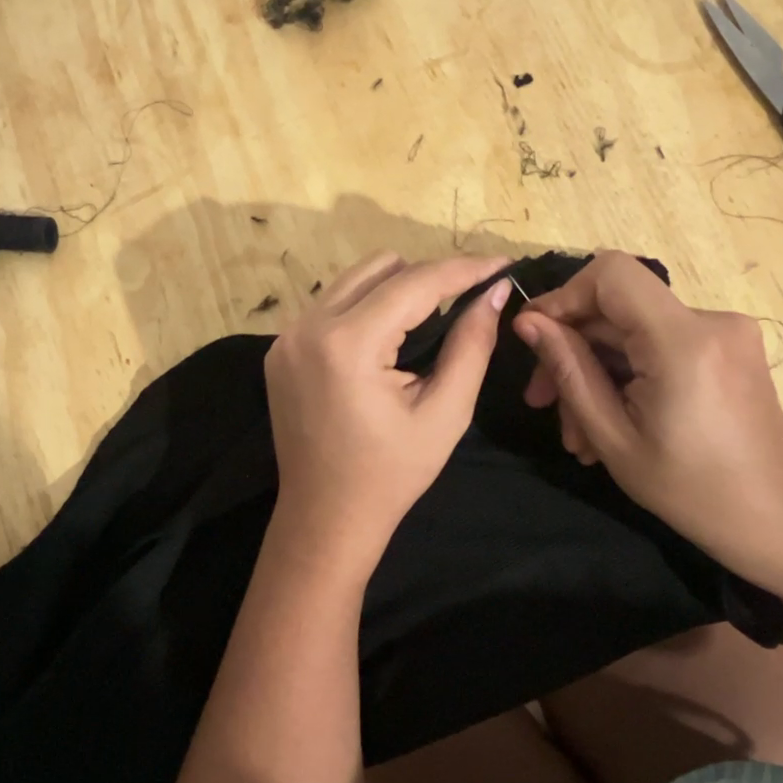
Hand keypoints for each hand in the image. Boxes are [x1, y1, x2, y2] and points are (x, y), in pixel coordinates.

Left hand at [264, 252, 512, 573]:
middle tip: (467, 300)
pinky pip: (330, 307)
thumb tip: (495, 292)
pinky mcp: (280, 350)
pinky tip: (388, 342)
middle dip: (429, 277)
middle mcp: (308, 327)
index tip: (503, 264)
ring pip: (352, 282)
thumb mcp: (445, 413)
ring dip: (395, 290)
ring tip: (431, 322)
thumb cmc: (391, 475)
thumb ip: (471, 345)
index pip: (415, 282)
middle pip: (380, 268)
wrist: (324, 518)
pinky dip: (365, 310)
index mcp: (348, 344)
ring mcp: (287, 337)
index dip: (464, 269)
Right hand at [510, 252, 782, 565]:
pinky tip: (612, 421)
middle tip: (542, 404)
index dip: (564, 297)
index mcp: (682, 341)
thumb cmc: (688, 490)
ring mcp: (725, 332)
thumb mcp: (612, 436)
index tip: (534, 338)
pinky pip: (660, 344)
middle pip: (617, 309)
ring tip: (578, 434)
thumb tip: (528, 322)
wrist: (771, 517)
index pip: (611, 274)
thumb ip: (569, 370)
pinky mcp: (729, 347)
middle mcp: (710, 320)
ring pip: (633, 332)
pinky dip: (628, 374)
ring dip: (597, 373)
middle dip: (573, 352)